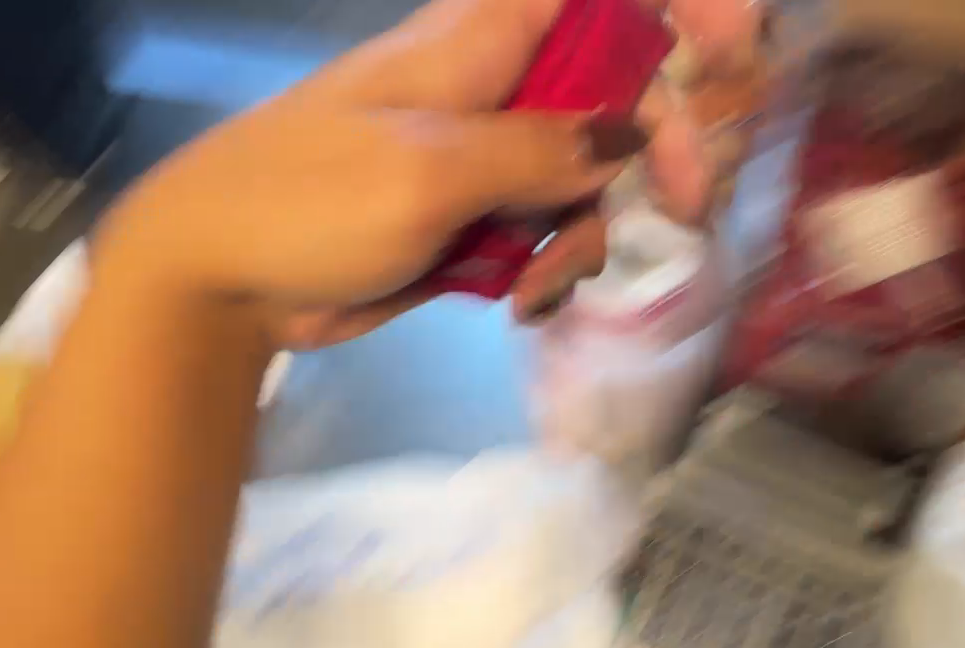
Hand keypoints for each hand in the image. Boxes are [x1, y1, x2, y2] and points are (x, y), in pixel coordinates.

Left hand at [96, 0, 761, 348]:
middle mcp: (498, 91)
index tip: (734, 53)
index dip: (680, 7)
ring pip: (587, 182)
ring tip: (535, 285)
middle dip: (659, 151)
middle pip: (617, 95)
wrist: (230, 277)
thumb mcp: (427, 169)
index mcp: (483, 39)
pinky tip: (522, 302)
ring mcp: (489, 163)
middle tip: (686, 211)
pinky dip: (550, 270)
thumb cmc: (308, 199)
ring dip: (585, 236)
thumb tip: (629, 134)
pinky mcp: (476, 226)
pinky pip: (545, 237)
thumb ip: (534, 151)